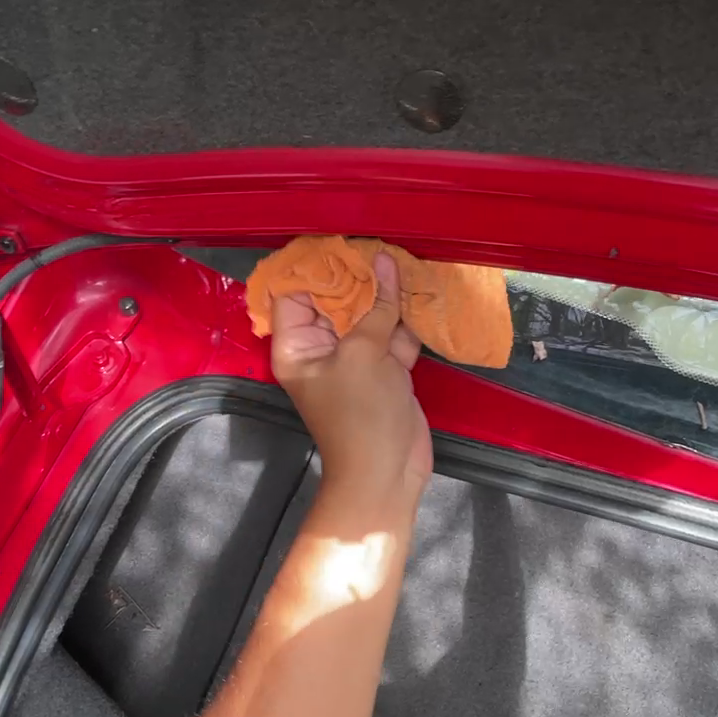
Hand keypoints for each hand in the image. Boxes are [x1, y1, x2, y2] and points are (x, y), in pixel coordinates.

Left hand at [270, 251, 431, 510]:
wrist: (386, 473)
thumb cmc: (361, 414)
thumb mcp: (364, 353)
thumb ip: (377, 306)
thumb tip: (383, 260)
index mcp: (298, 345)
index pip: (295, 294)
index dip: (315, 268)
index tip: (343, 243)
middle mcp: (323, 348)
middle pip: (336, 301)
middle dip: (359, 275)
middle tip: (380, 244)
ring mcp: (356, 360)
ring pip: (369, 316)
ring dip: (388, 294)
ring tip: (405, 259)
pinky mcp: (386, 371)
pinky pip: (393, 336)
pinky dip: (408, 319)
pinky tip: (422, 291)